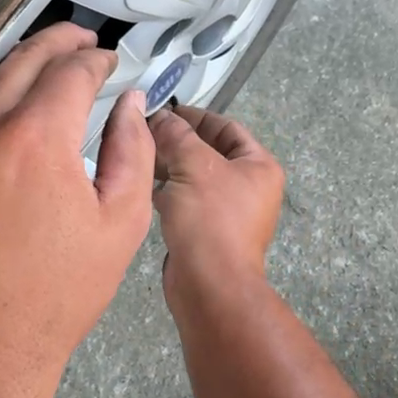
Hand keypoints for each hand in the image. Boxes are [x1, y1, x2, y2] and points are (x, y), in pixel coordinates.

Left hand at [0, 23, 154, 397]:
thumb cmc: (54, 297)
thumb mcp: (120, 225)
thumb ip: (133, 149)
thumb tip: (130, 102)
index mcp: (36, 139)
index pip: (71, 69)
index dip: (96, 59)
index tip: (108, 61)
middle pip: (22, 59)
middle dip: (58, 40)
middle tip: (80, 38)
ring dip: (16, 84)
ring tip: (41, 89)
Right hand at [148, 104, 285, 292]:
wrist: (210, 288)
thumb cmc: (211, 219)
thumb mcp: (194, 165)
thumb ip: (176, 135)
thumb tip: (159, 115)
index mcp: (259, 166)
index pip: (226, 128)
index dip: (195, 116)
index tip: (163, 110)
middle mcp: (249, 187)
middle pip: (209, 151)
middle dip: (177, 140)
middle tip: (144, 130)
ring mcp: (228, 212)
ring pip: (195, 176)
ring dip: (169, 164)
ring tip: (138, 152)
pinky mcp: (206, 232)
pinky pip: (186, 200)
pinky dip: (167, 190)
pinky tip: (142, 184)